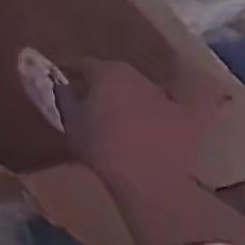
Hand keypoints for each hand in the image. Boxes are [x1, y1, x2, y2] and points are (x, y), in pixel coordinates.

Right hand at [53, 59, 201, 196]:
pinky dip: (154, 114)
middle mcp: (137, 76)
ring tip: (116, 117)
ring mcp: (165, 95)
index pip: (82, 64)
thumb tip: (63, 84)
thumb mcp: (70, 121)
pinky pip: (165, 110)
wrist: (148, 180)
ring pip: (137, 90)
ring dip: (125, 98)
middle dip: (98, 84)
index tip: (59, 80)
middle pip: (112, 74)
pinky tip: (147, 128)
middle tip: (86, 100)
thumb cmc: (101, 146)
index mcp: (108, 72)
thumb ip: (64, 97)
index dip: (69, 72)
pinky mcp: (185, 117)